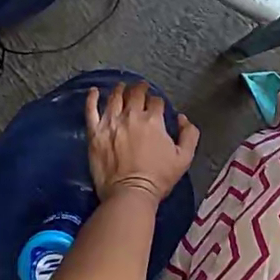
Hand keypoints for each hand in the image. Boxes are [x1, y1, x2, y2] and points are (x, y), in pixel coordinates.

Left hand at [84, 83, 198, 205]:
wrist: (130, 193)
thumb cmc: (159, 178)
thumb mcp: (184, 158)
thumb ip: (189, 134)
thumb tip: (182, 117)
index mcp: (153, 120)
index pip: (156, 101)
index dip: (157, 101)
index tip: (156, 104)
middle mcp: (131, 116)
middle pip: (135, 94)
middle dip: (140, 88)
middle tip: (140, 87)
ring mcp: (111, 123)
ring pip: (114, 97)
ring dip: (120, 89)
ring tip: (121, 86)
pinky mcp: (95, 133)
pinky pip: (91, 110)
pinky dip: (92, 98)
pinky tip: (94, 91)